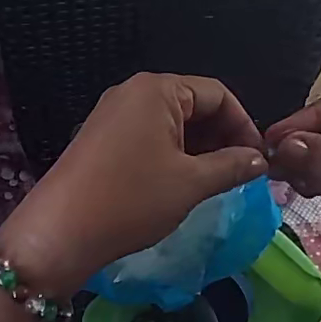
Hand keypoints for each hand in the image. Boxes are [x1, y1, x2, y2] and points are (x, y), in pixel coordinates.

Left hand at [0, 73, 268, 295]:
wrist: (60, 231)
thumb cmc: (131, 200)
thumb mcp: (191, 183)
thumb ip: (232, 166)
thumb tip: (259, 160)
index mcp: (156, 90)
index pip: (217, 94)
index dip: (244, 125)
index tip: (259, 160)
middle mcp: (131, 93)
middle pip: (192, 105)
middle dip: (221, 137)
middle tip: (240, 174)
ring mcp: (111, 115)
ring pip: (169, 124)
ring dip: (197, 149)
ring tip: (214, 183)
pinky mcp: (99, 139)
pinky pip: (146, 137)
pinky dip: (170, 155)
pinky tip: (180, 184)